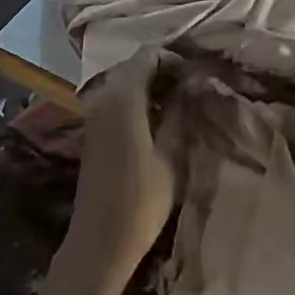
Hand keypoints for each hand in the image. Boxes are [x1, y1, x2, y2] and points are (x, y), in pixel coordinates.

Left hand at [68, 49, 179, 260]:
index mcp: (122, 96)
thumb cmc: (141, 199)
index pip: (148, 55)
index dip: (174, 59)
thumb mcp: (171, 155)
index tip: (199, 74)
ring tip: (184, 101)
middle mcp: (104, 96)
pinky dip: (140, 100)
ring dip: (152, 86)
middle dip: (165, 70)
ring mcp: (95, 112)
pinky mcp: (95, 129)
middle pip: (135, 66)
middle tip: (196, 86)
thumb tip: (193, 83)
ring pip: (126, 83)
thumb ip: (180, 112)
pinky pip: (119, 99)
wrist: (100, 239)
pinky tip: (161, 118)